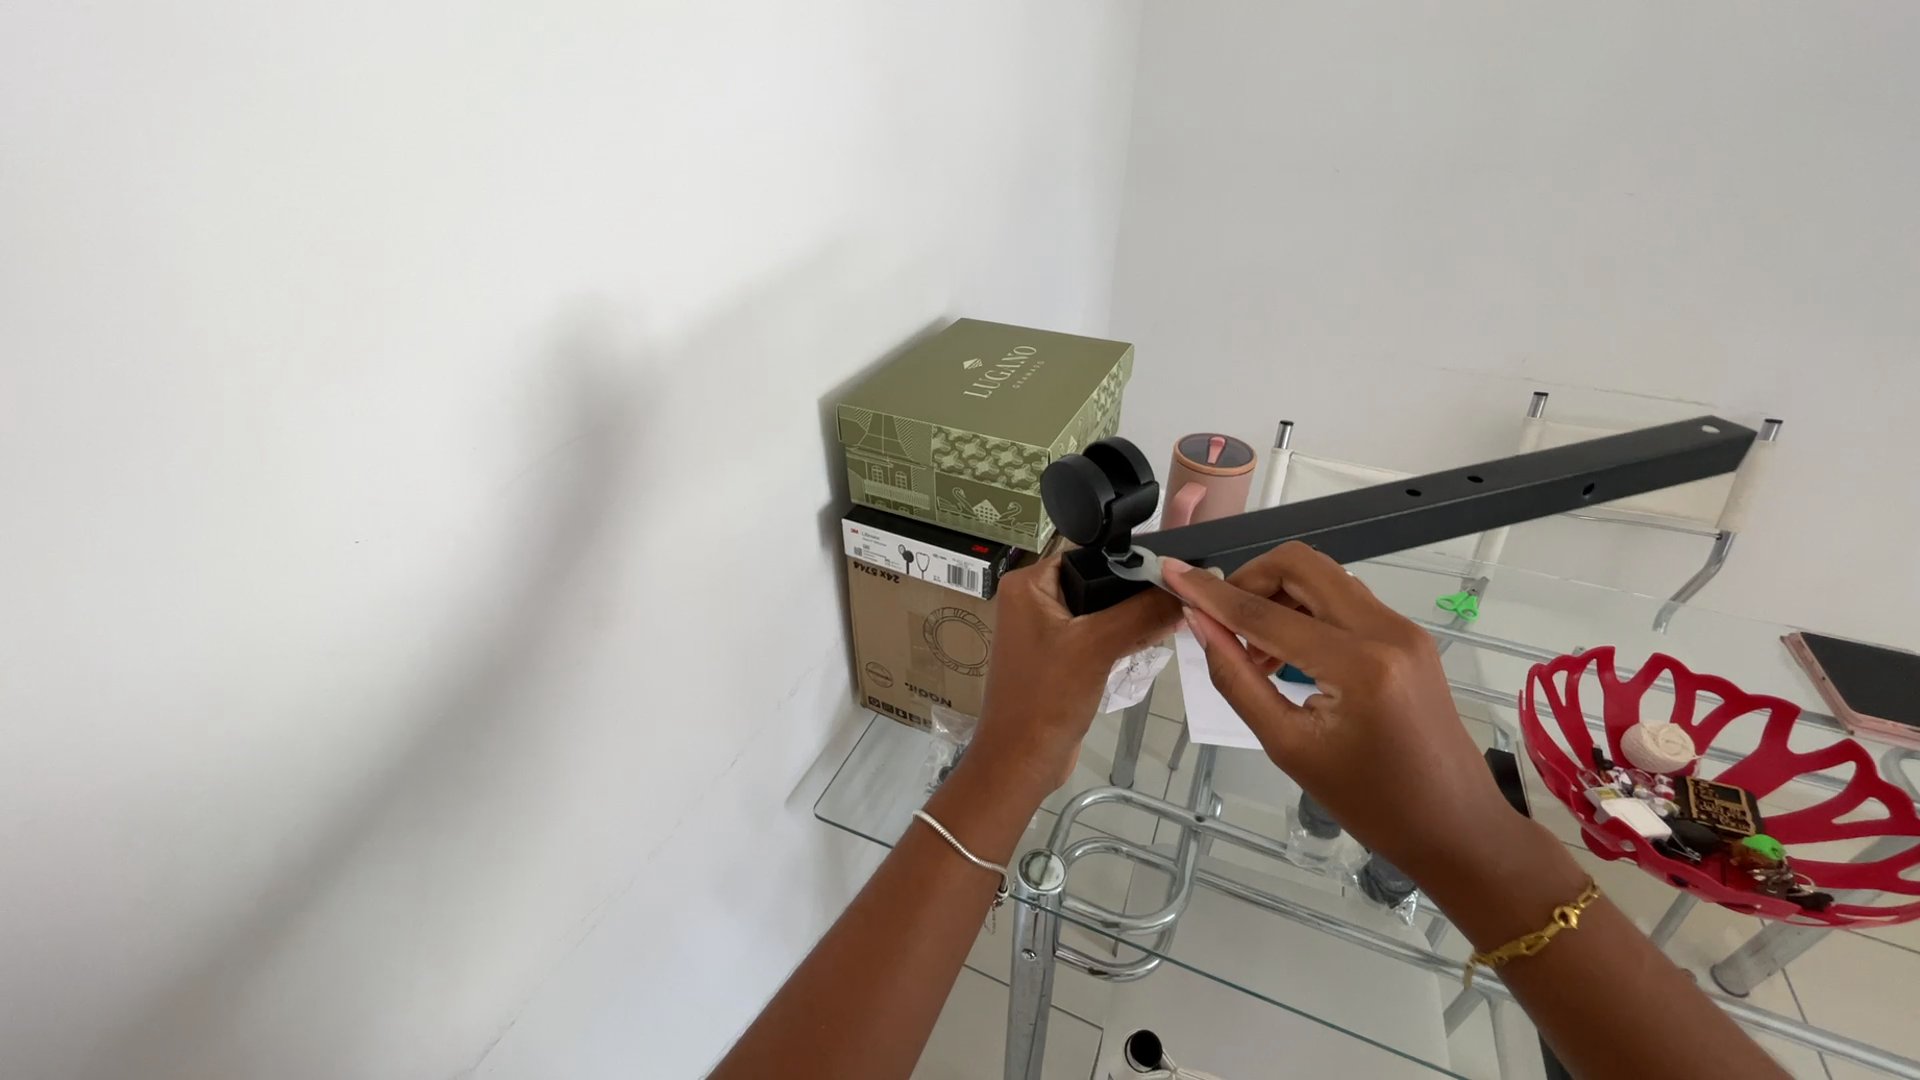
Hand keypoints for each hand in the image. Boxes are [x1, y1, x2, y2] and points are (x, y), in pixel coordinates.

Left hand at [970, 554, 1182, 792]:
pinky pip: (1097, 635)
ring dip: (1135, 615)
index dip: (1128, 560)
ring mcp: (1046, 630)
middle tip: (1185, 592)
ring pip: (1100, 610)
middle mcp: (1033, 600)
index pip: (1087, 555)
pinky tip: (1160, 634)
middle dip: (1136, 590)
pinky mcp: (1059, 656)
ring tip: (1181, 613)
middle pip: (1096, 581)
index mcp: (1028, 585)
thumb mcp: (1097, 646)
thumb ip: (1143, 612)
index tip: (1174, 567)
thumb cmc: (1048, 696)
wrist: (1022, 760)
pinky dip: (1124, 635)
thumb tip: (1186, 585)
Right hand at [1163, 543, 1519, 885]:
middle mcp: (1385, 631)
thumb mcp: (1287, 745)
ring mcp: (1402, 628)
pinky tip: (1285, 653)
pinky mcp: (1407, 635)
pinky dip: (1303, 609)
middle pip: (1300, 565)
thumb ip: (1236, 678)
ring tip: (1253, 652)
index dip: (1210, 593)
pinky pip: (1342, 598)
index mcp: (1358, 666)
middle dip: (1249, 579)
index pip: (1265, 614)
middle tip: (1221, 620)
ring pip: (1322, 575)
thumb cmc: (1368, 803)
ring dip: (1275, 595)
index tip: (1170, 572)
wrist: (1457, 828)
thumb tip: (1198, 624)